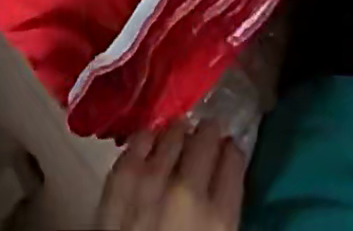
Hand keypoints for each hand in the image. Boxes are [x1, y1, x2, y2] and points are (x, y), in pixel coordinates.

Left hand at [94, 119, 244, 230]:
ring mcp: (150, 185)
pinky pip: (136, 146)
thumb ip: (224, 216)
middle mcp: (188, 192)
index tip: (231, 148)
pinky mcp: (118, 186)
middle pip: (206, 139)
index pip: (234, 160)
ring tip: (181, 132)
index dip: (234, 150)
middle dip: (210, 133)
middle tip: (209, 134)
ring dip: (180, 132)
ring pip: (172, 135)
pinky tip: (150, 139)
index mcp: (218, 218)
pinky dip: (146, 139)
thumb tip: (226, 184)